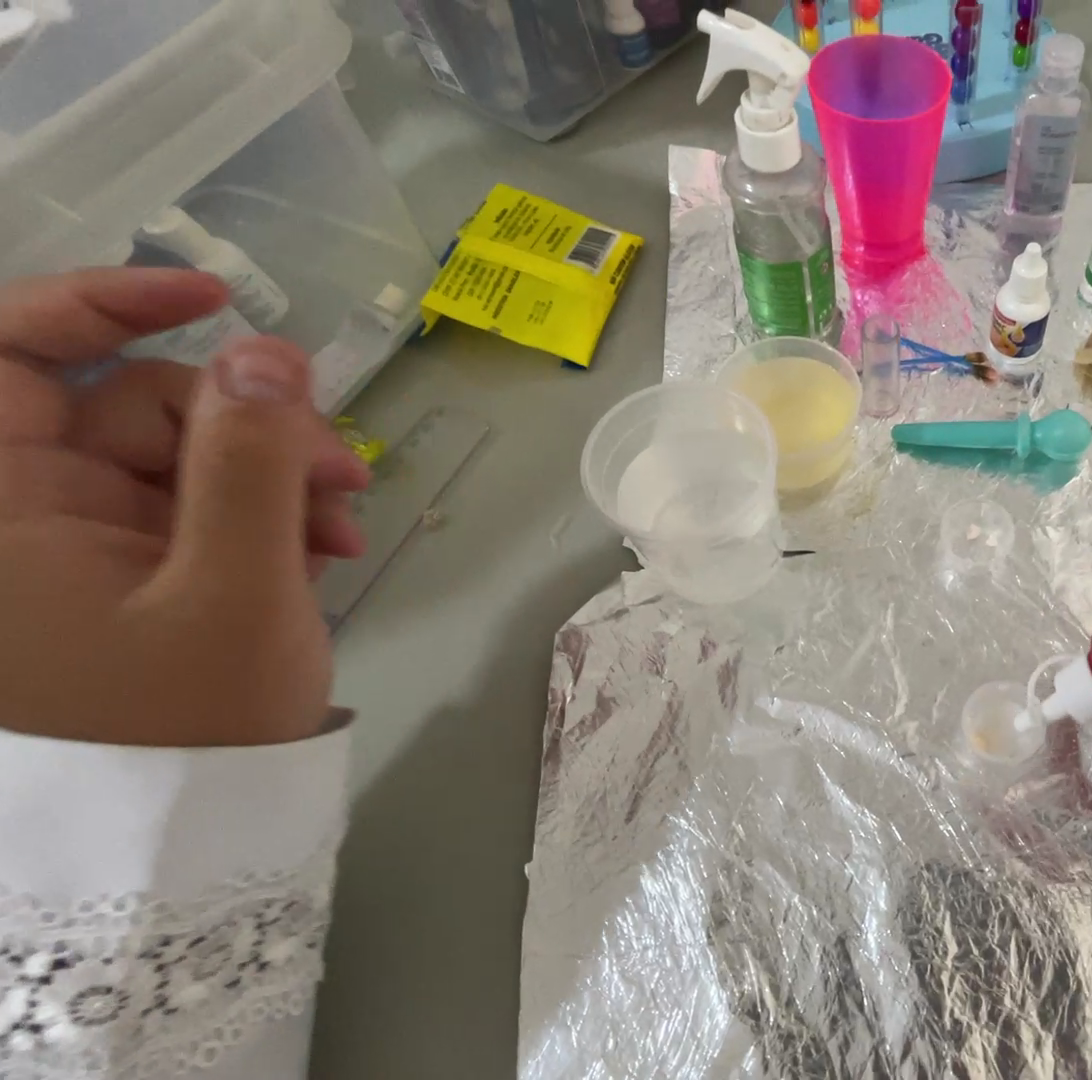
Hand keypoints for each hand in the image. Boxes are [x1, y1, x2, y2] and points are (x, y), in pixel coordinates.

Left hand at [0, 269, 369, 745]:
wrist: (180, 827)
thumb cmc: (186, 715)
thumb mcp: (237, 585)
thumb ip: (252, 462)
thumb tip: (268, 351)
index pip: (1, 353)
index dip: (101, 302)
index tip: (220, 299)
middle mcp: (24, 508)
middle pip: (137, 406)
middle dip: (253, 426)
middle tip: (346, 475)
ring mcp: (82, 540)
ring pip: (189, 457)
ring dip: (279, 479)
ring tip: (345, 532)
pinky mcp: (134, 568)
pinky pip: (204, 506)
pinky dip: (266, 518)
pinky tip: (319, 554)